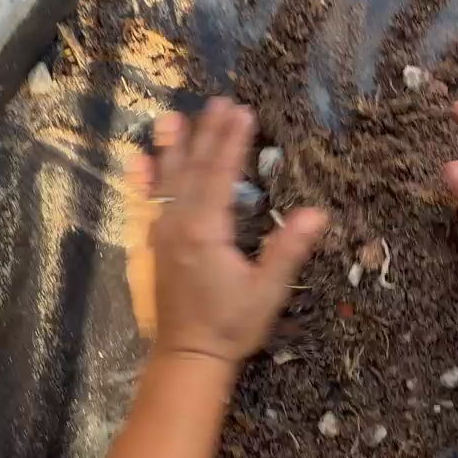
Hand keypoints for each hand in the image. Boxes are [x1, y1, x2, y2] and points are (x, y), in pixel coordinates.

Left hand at [131, 99, 327, 366]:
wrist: (188, 356)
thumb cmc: (232, 325)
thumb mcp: (267, 291)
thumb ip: (288, 249)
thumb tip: (319, 213)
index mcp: (206, 232)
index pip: (221, 175)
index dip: (233, 141)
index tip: (243, 110)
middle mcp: (178, 225)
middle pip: (193, 169)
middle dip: (207, 134)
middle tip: (218, 101)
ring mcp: (162, 234)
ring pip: (167, 180)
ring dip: (173, 147)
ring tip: (174, 117)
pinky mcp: (154, 245)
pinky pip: (149, 202)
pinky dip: (144, 178)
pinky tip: (138, 159)